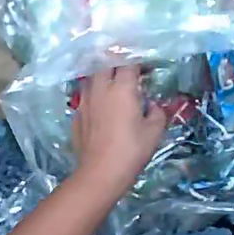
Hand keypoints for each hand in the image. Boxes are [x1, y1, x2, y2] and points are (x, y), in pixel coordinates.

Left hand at [71, 66, 166, 198]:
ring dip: (102, 76)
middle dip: (116, 63)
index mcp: (122, 88)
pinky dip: (94, 95)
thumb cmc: (131, 150)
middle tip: (127, 71)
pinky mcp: (76, 114)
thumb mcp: (154, 131)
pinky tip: (100, 106)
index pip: (129, 63)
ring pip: (92, 78)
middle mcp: (101, 88)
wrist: (100, 172)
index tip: (146, 69)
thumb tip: (153, 106)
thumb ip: (157, 112)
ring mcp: (85, 101)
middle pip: (105, 63)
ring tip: (112, 85)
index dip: (138, 62)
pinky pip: (85, 96)